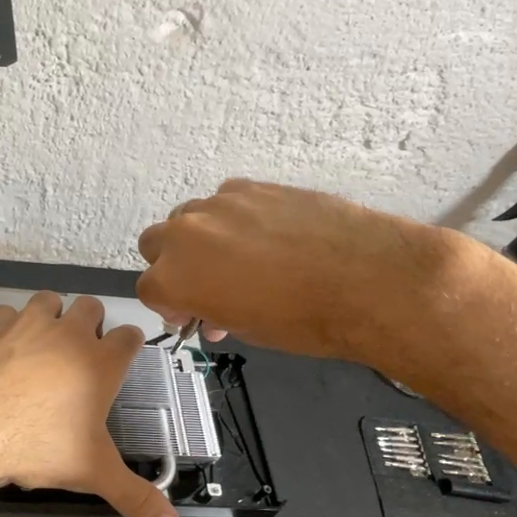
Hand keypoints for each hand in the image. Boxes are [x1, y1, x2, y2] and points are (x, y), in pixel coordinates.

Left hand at [0, 292, 178, 516]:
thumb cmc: (34, 445)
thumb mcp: (90, 473)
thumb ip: (134, 497)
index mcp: (99, 363)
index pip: (128, 338)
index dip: (129, 344)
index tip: (125, 352)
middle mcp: (67, 334)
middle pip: (90, 308)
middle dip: (90, 323)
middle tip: (81, 351)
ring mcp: (26, 324)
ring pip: (48, 302)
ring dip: (50, 316)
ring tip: (41, 345)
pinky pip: (5, 314)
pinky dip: (7, 326)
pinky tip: (0, 350)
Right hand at [136, 179, 467, 360]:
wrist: (367, 279)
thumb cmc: (305, 320)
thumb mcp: (247, 330)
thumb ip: (213, 312)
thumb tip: (214, 308)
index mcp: (175, 278)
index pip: (149, 290)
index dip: (170, 306)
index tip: (193, 315)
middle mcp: (186, 235)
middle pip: (155, 244)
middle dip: (172, 264)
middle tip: (206, 284)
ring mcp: (220, 205)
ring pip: (188, 217)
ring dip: (201, 238)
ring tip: (239, 258)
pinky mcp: (254, 186)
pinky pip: (227, 200)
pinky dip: (234, 218)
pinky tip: (266, 236)